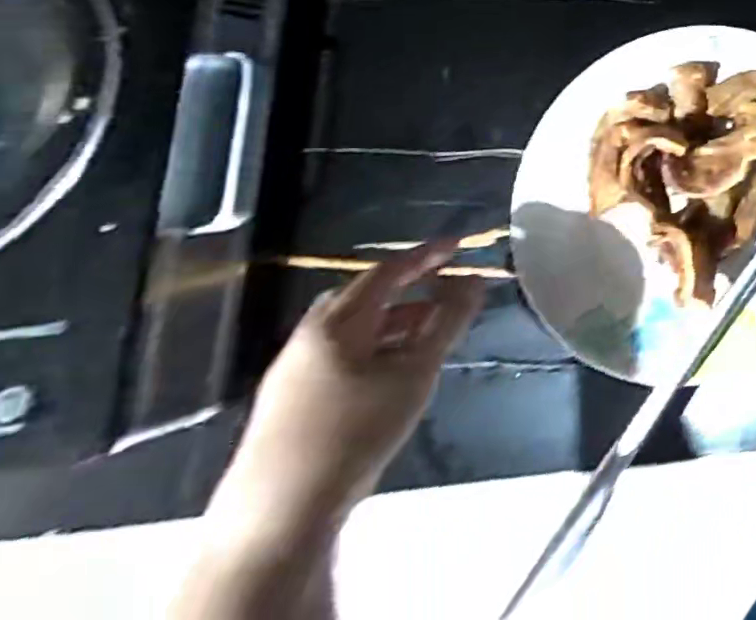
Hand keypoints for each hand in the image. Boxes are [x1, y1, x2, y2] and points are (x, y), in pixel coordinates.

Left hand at [210, 240, 483, 534]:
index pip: (385, 273)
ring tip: (436, 328)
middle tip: (450, 286)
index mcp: (334, 325)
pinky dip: (381, 344)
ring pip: (356, 328)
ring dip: (398, 318)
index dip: (425, 256)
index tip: (460, 245)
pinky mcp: (295, 400)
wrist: (282, 509)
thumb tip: (473, 281)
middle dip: (410, 287)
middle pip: (365, 298)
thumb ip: (447, 322)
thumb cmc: (357, 427)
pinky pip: (345, 353)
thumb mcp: (416, 371)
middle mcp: (309, 339)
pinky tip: (401, 365)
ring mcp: (297, 371)